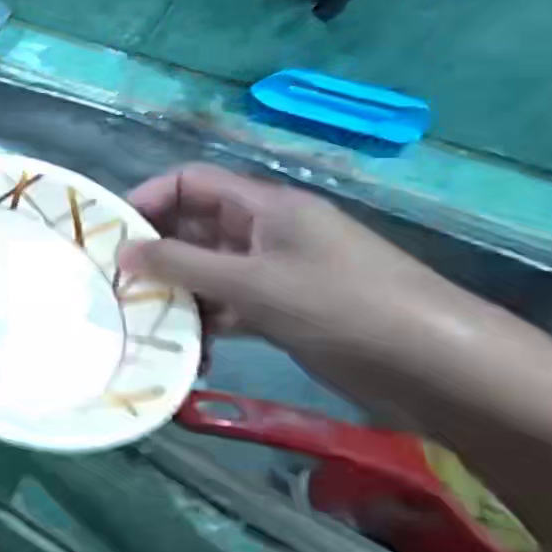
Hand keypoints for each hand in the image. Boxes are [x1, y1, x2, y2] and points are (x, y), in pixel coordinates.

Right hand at [114, 164, 472, 367]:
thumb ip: (180, 265)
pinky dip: (204, 322)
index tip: (110, 232)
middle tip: (116, 282)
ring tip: (144, 321)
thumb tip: (120, 252)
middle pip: (192, 227)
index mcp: (266, 207)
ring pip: (204, 270)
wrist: (441, 370)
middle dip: (154, 252)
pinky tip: (190, 351)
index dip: (147, 198)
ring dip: (175, 293)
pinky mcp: (281, 309)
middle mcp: (265, 232)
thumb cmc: (343, 305)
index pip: (191, 182)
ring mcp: (274, 272)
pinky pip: (225, 305)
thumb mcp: (252, 283)